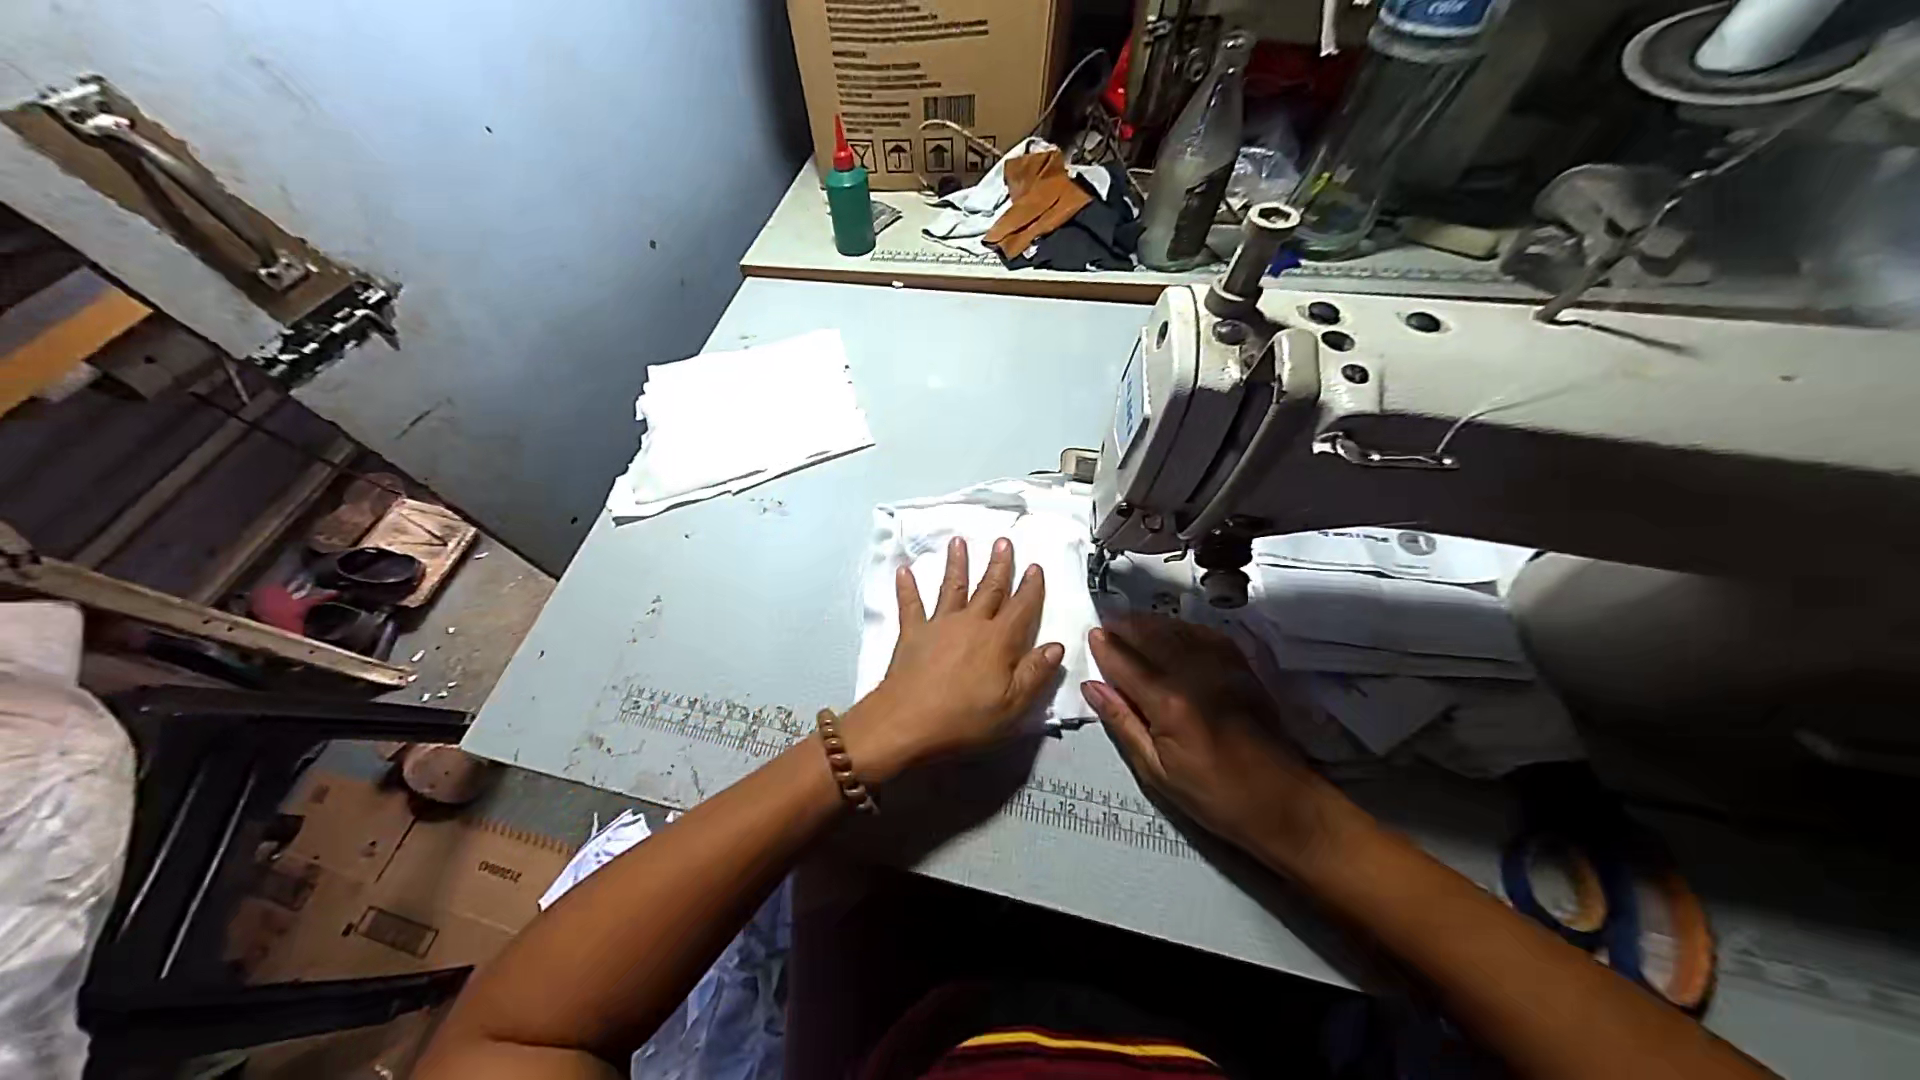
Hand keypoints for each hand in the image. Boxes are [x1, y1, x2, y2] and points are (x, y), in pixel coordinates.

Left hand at [843, 537, 1064, 781]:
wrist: (907, 722)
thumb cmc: (964, 719)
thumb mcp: (1012, 705)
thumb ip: (1035, 673)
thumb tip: (1056, 646)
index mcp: (999, 641)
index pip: (1021, 608)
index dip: (1030, 588)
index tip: (1035, 567)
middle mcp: (971, 624)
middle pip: (989, 589)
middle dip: (999, 565)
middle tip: (1003, 541)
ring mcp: (939, 625)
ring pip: (952, 588)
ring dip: (957, 564)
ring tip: (959, 542)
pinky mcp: (912, 633)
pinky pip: (910, 604)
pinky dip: (907, 587)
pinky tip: (904, 570)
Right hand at [1083, 615, 1357, 871]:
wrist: (1283, 802)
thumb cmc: (1216, 796)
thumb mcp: (1156, 771)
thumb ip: (1122, 722)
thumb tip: (1093, 688)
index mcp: (1168, 702)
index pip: (1125, 661)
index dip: (1104, 646)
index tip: (1090, 636)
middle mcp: (1194, 674)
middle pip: (1150, 635)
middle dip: (1124, 626)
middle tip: (1106, 626)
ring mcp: (1221, 667)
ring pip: (1176, 629)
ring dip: (1150, 622)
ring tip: (1131, 624)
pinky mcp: (1240, 668)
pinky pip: (1205, 634)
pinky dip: (1182, 627)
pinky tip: (1172, 631)